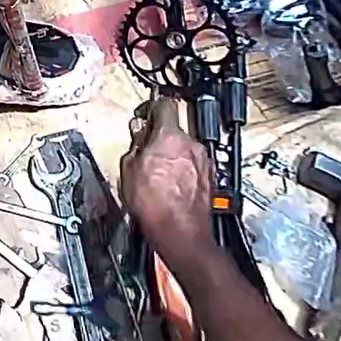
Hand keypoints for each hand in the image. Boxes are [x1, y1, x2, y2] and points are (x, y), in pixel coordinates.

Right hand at [122, 114, 216, 262]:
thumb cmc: (155, 204)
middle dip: (159, 137)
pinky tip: (169, 184)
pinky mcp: (210, 179)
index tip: (144, 116)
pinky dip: (182, 169)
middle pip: (174, 129)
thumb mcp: (130, 168)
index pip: (164, 105)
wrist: (180, 234)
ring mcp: (204, 163)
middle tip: (144, 149)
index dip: (151, 109)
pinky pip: (193, 164)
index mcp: (171, 137)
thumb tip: (140, 133)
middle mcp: (192, 146)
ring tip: (156, 172)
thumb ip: (136, 144)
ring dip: (171, 154)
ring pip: (184, 148)